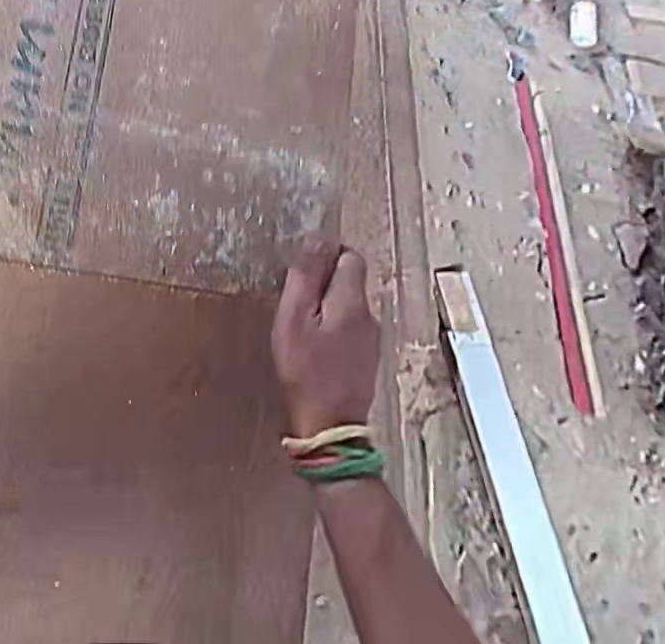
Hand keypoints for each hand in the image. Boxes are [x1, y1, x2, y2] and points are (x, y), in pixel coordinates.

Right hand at [270, 237, 378, 436]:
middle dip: (323, 282)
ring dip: (327, 306)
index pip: (350, 257)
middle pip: (350, 280)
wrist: (328, 427)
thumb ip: (306, 276)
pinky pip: (350, 326)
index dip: (325, 256)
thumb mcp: (293, 317)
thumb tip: (317, 238)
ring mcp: (372, 338)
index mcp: (352, 301)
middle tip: (294, 302)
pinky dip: (332, 326)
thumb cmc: (304, 368)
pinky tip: (314, 345)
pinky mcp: (366, 357)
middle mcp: (369, 315)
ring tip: (301, 325)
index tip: (301, 274)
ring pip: (348, 304)